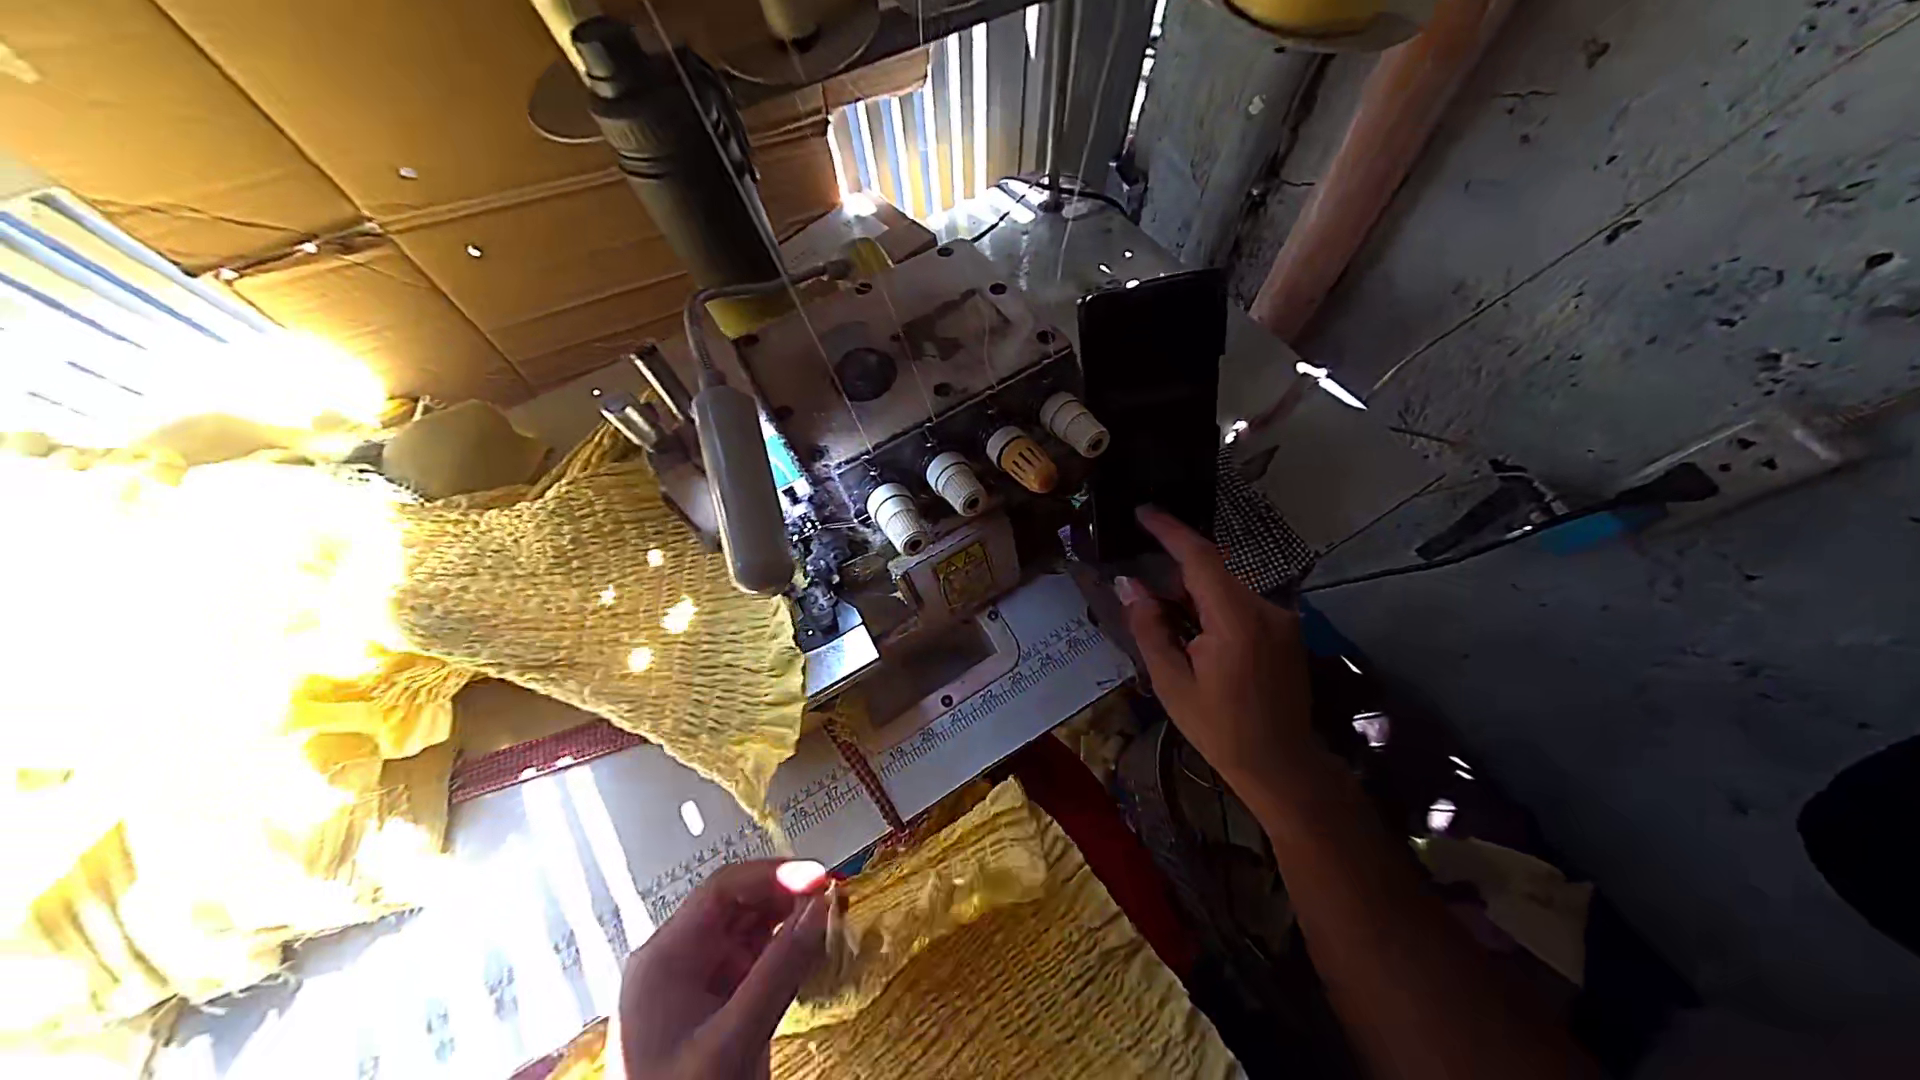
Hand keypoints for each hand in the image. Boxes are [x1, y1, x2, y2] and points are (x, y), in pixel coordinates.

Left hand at [620, 859, 831, 1079]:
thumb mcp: (733, 1043)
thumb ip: (780, 971)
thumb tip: (822, 907)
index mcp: (663, 958)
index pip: (722, 890)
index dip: (775, 875)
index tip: (823, 879)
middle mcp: (676, 960)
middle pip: (737, 905)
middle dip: (786, 897)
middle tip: (834, 900)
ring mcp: (695, 982)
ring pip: (749, 929)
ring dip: (789, 921)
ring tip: (829, 922)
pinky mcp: (715, 1004)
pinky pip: (753, 960)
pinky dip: (784, 952)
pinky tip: (811, 954)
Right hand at [1116, 506, 1315, 795]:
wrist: (1282, 763)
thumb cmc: (1219, 728)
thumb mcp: (1171, 683)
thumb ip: (1150, 628)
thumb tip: (1130, 586)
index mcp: (1236, 620)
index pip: (1200, 558)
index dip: (1170, 530)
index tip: (1144, 512)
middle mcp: (1265, 608)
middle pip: (1214, 569)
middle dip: (1175, 569)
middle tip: (1143, 587)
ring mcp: (1282, 617)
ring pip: (1228, 585)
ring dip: (1195, 590)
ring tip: (1168, 616)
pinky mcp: (1286, 628)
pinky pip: (1243, 601)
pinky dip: (1215, 604)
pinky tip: (1198, 632)